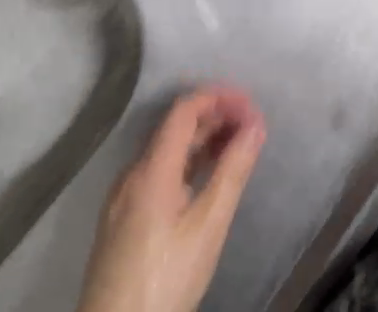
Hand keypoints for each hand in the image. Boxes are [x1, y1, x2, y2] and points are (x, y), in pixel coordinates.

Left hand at [78, 88, 266, 311]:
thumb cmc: (166, 279)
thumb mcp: (208, 225)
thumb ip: (232, 171)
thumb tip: (255, 125)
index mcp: (150, 171)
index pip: (183, 111)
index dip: (218, 98)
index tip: (251, 105)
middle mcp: (131, 177)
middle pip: (173, 128)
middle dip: (215, 117)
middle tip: (252, 126)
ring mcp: (122, 200)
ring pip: (165, 152)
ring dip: (202, 140)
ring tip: (237, 146)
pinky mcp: (122, 221)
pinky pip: (158, 174)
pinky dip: (187, 163)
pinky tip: (207, 178)